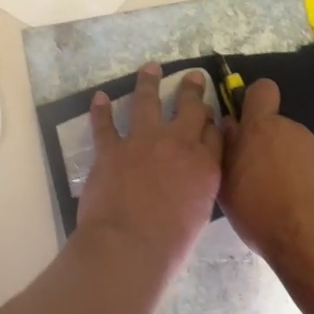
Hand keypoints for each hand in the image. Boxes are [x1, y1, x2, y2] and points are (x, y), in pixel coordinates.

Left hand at [76, 64, 223, 270]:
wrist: (129, 245)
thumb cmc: (170, 245)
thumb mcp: (199, 216)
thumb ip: (196, 191)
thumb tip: (189, 186)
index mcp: (204, 166)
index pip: (214, 133)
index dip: (212, 121)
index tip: (210, 115)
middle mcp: (177, 144)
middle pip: (189, 108)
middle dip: (192, 90)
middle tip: (193, 76)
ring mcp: (142, 142)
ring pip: (147, 102)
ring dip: (149, 82)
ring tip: (150, 68)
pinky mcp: (111, 149)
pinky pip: (104, 123)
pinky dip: (100, 110)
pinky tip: (99, 97)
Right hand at [219, 78, 313, 281]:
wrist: (313, 242)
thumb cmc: (260, 212)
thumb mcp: (227, 183)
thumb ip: (227, 148)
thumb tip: (230, 126)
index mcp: (261, 128)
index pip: (262, 89)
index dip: (253, 100)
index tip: (246, 121)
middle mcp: (291, 129)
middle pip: (274, 126)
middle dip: (265, 142)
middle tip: (255, 174)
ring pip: (292, 146)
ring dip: (284, 161)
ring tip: (278, 195)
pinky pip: (309, 163)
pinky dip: (303, 176)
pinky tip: (298, 203)